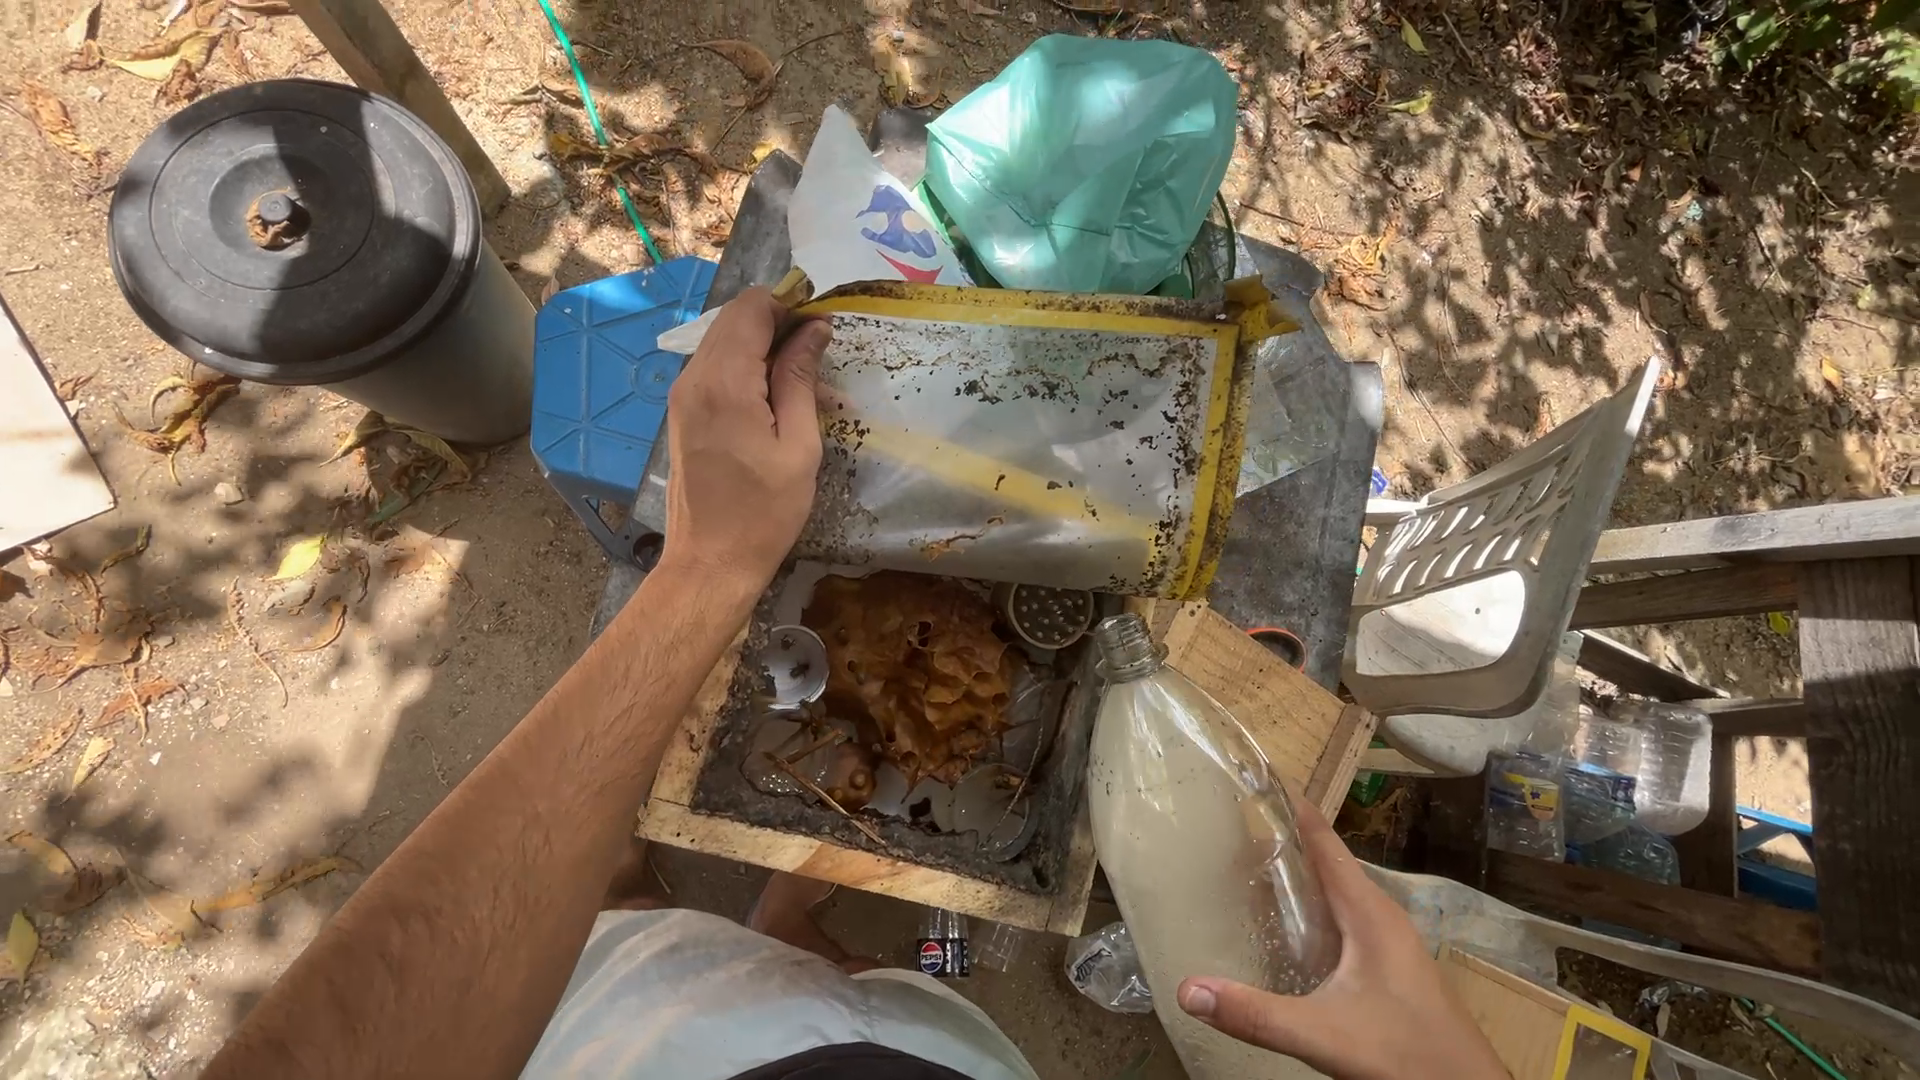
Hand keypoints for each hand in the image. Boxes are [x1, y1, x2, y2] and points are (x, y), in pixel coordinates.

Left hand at [661, 287, 830, 586]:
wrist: (711, 562)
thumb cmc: (765, 512)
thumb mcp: (799, 447)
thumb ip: (801, 380)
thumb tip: (815, 330)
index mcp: (725, 382)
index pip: (752, 308)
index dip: (790, 305)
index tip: (824, 327)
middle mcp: (694, 377)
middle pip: (735, 319)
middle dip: (780, 324)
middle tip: (819, 355)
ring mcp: (682, 395)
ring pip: (725, 342)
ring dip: (765, 349)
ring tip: (804, 385)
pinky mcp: (682, 412)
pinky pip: (716, 369)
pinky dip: (748, 370)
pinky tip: (777, 401)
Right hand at [1176, 799, 1509, 1079]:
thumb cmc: (1408, 1057)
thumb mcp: (1326, 1035)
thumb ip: (1258, 1014)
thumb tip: (1187, 990)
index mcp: (1368, 910)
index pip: (1323, 838)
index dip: (1289, 804)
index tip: (1251, 776)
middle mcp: (1379, 914)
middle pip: (1324, 860)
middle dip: (1279, 839)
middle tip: (1228, 825)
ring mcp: (1388, 941)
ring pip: (1334, 890)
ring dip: (1295, 874)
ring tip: (1246, 868)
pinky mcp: (1389, 966)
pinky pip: (1341, 917)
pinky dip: (1309, 907)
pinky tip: (1285, 929)